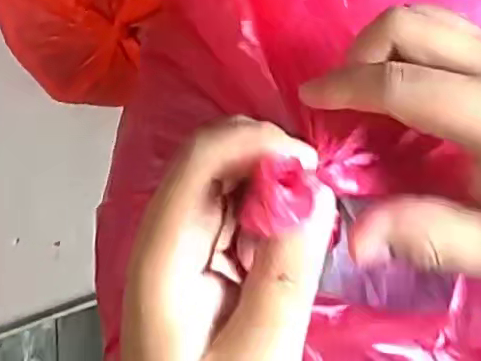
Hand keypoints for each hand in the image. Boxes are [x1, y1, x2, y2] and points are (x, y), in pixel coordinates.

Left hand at [124, 118, 336, 360]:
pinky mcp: (200, 256)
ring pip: (227, 177)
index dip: (254, 141)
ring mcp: (182, 240)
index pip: (201, 156)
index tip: (308, 163)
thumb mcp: (256, 358)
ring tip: (311, 208)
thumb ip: (286, 274)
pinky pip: (236, 209)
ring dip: (272, 180)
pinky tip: (291, 234)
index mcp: (164, 247)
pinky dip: (269, 208)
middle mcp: (166, 229)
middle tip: (317, 183)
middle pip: (211, 156)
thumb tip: (315, 192)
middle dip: (267, 154)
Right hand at [298, 5, 480, 301]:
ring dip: (385, 40)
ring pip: (426, 15)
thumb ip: (425, 233)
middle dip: (360, 52)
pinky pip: (448, 26)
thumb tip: (352, 237)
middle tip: (344, 99)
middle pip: (405, 24)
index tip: (308, 99)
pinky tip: (415, 85)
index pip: (396, 82)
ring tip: (371, 87)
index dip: (343, 87)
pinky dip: (412, 41)